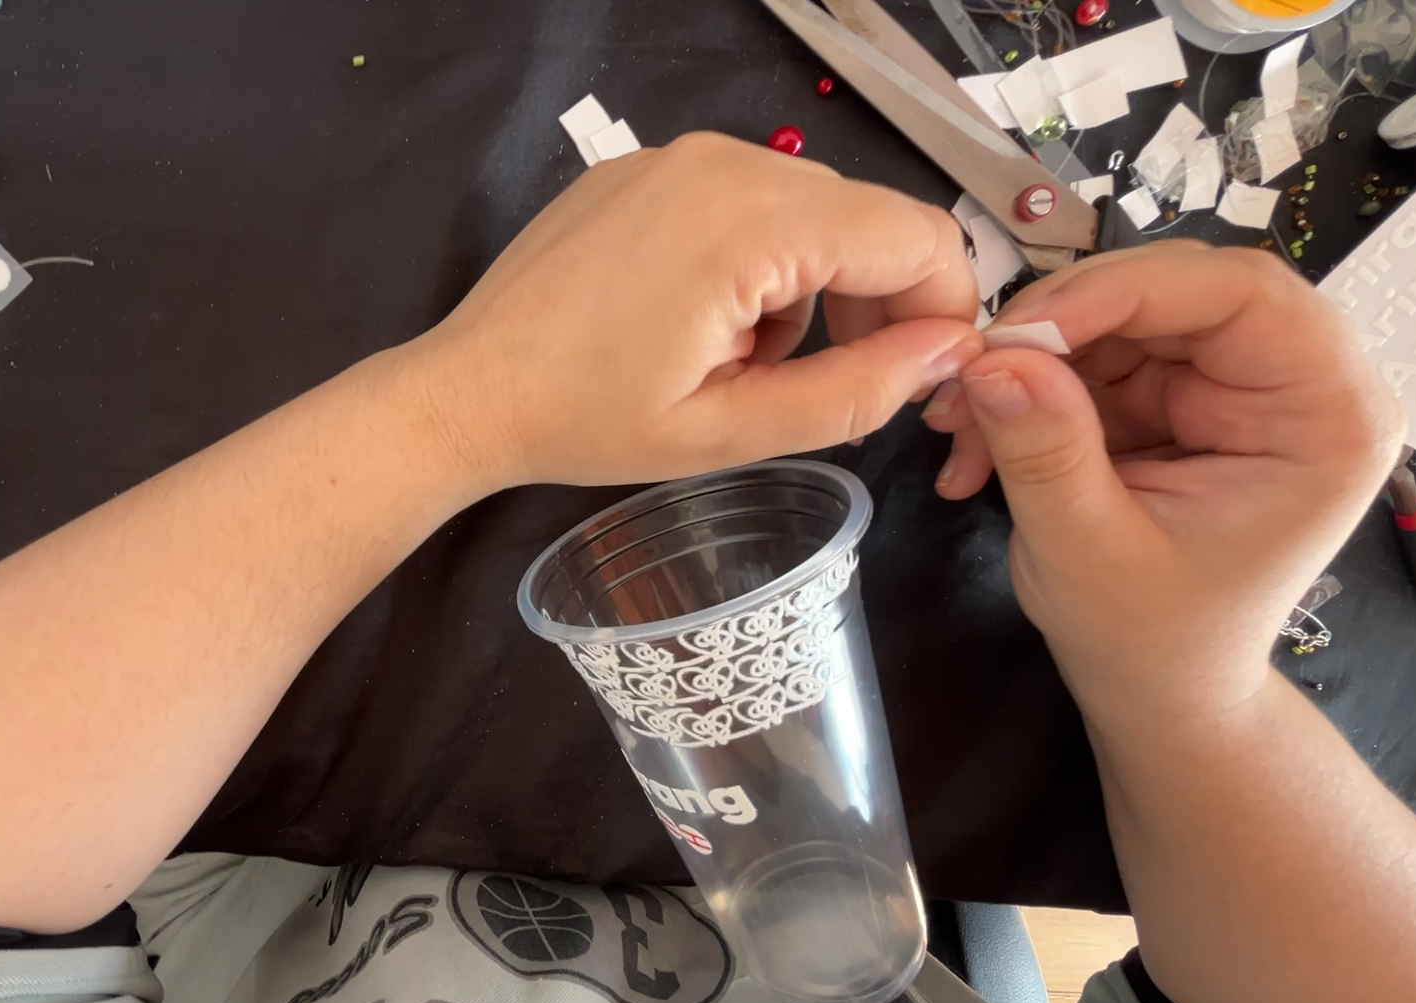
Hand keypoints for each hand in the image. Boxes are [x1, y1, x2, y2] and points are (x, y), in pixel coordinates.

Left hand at [395, 132, 981, 488]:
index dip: (939, 309)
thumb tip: (947, 350)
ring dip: (795, 292)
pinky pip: (736, 204)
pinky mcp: (638, 172)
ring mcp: (671, 158)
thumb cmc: (582, 423)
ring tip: (724, 362)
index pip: (915, 235)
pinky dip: (745, 263)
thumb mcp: (722, 431)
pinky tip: (687, 320)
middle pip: (858, 221)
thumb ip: (849, 394)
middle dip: (861, 307)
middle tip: (799, 386)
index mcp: (748, 224)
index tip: (912, 375)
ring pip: (800, 214)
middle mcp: (719, 162)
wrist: (467, 393)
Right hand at [921, 243, 1402, 720]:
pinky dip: (1010, 402)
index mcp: (1314, 417)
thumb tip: (987, 362)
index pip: (1237, 296)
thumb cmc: (1142, 629)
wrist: (1146, 675)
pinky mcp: (1154, 408)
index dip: (1120, 294)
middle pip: (1162, 298)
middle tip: (964, 381)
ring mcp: (1210, 393)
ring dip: (1012, 373)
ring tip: (951, 434)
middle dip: (1047, 334)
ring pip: (1101, 330)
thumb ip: (1043, 449)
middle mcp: (1275, 386)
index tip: (1010, 339)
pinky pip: (1072, 371)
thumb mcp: (1083, 544)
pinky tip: (969, 454)